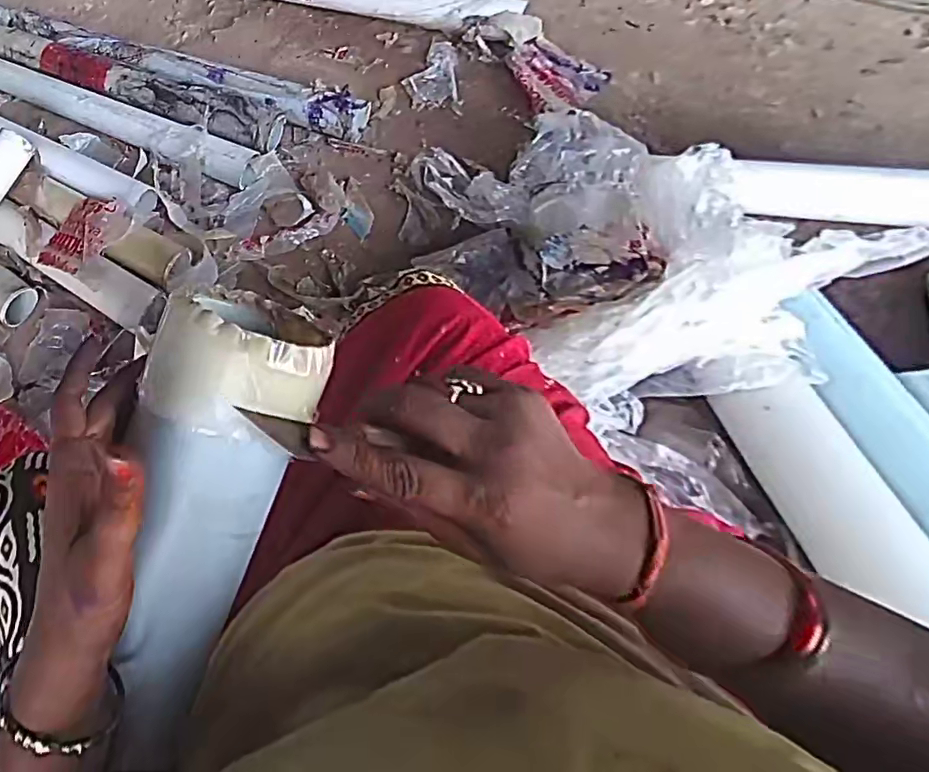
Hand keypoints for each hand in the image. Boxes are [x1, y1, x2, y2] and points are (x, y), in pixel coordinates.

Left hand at [9, 338, 144, 735]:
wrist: (70, 646)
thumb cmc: (80, 604)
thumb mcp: (106, 553)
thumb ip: (119, 505)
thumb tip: (126, 455)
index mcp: (71, 472)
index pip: (71, 402)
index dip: (82, 367)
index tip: (99, 337)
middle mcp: (74, 473)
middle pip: (92, 408)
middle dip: (114, 375)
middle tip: (144, 354)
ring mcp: (84, 489)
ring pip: (102, 428)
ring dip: (121, 399)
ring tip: (152, 383)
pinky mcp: (96, 506)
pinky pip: (112, 452)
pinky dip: (129, 431)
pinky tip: (149, 439)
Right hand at [308, 367, 649, 599]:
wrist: (613, 530)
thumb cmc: (533, 550)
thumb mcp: (467, 543)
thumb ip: (407, 503)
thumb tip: (350, 476)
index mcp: (486, 501)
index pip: (404, 470)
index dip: (353, 452)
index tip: (315, 438)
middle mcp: (499, 451)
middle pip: (411, 409)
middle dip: (372, 409)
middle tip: (359, 421)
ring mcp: (514, 415)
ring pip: (429, 388)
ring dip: (405, 403)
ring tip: (408, 424)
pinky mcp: (523, 394)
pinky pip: (456, 380)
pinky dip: (437, 394)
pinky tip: (444, 414)